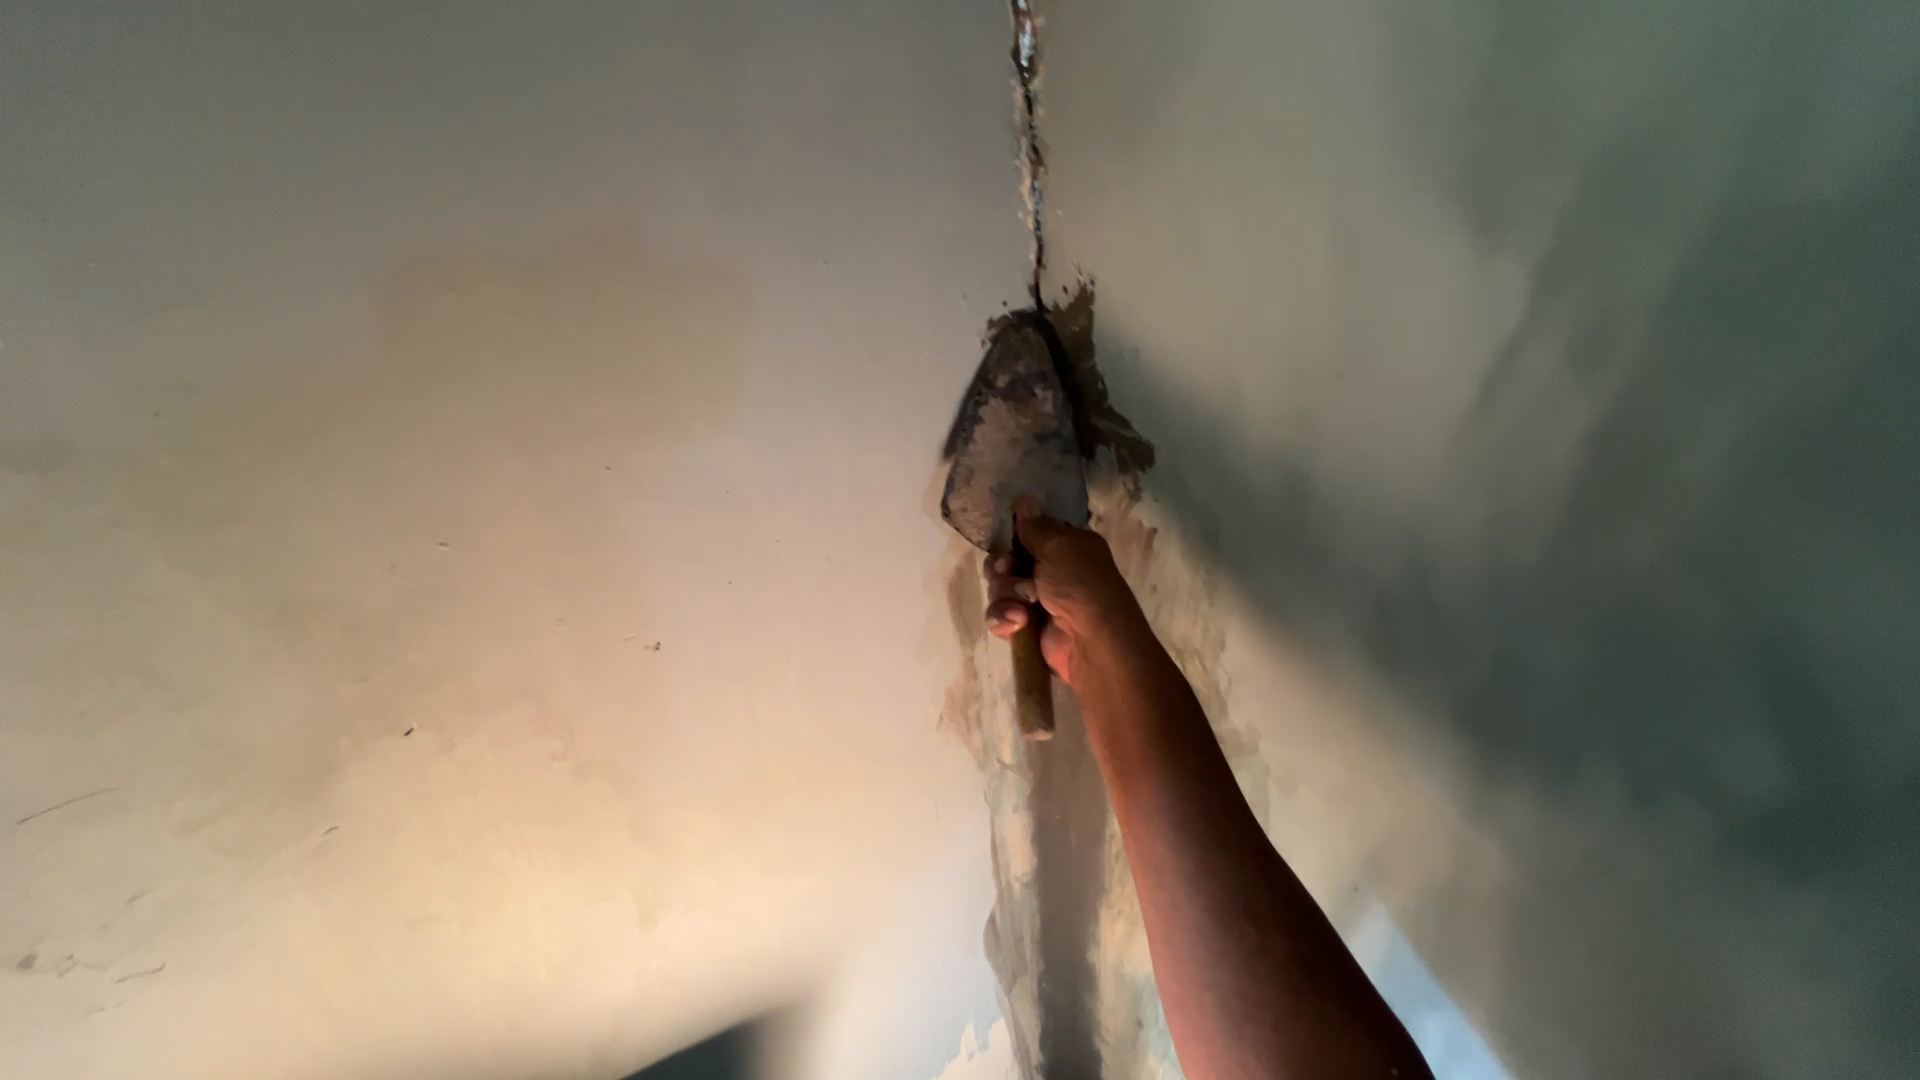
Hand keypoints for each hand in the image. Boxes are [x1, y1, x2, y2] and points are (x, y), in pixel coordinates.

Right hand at [984, 496, 1145, 686]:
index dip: (1013, 538)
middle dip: (1003, 567)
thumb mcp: (1059, 546)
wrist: (1090, 640)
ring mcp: (1038, 600)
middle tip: (1010, 570)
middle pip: (1007, 561)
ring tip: (1025, 606)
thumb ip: (1036, 526)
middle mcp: (1052, 571)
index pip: (1028, 534)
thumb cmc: (1079, 585)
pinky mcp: (1025, 627)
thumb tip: (1024, 499)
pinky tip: (1018, 623)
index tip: (1009, 542)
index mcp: (1066, 546)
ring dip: (1006, 594)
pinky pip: (999, 615)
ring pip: (999, 588)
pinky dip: (1004, 618)